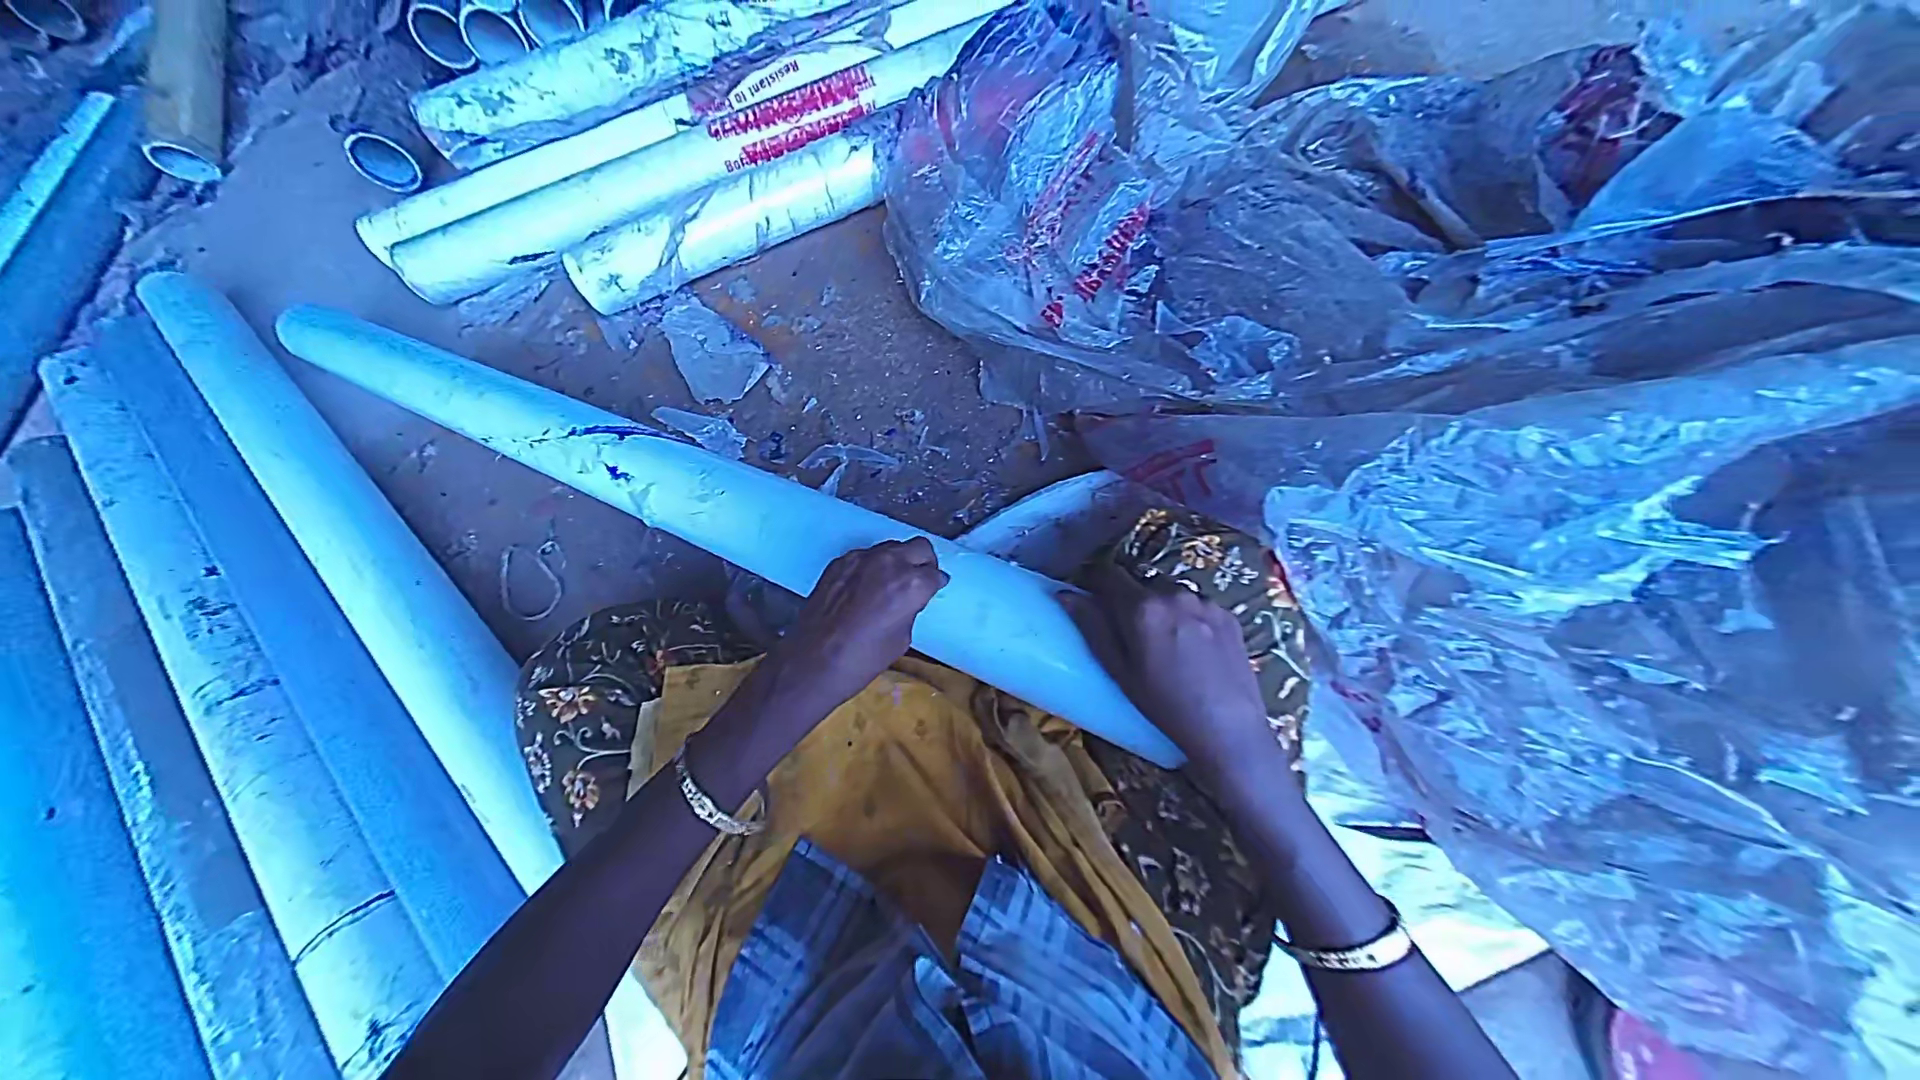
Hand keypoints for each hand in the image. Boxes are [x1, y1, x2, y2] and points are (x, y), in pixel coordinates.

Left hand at [762, 537, 948, 717]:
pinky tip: (867, 586)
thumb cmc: (863, 659)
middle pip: (919, 547)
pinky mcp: (839, 562)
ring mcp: (861, 558)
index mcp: (911, 584)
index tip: (933, 589)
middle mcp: (889, 563)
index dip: (935, 584)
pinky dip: (873, 565)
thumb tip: (910, 599)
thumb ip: (911, 608)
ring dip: (898, 560)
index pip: (934, 573)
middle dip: (923, 562)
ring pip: (892, 547)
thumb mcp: (902, 638)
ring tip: (892, 583)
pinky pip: (866, 555)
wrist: (814, 661)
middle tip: (919, 579)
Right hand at [1061, 564, 1289, 796]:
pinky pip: (1196, 605)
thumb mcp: (1119, 671)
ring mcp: (1206, 602)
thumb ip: (1092, 627)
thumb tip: (1066, 594)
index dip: (1096, 582)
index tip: (1092, 599)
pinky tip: (1192, 649)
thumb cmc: (1164, 705)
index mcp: (1143, 607)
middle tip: (1130, 633)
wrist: (1228, 729)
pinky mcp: (1228, 614)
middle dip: (1130, 599)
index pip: (1109, 573)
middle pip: (1141, 583)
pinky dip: (1187, 617)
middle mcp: (1175, 594)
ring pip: (1170, 593)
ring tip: (1165, 644)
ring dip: (1160, 607)